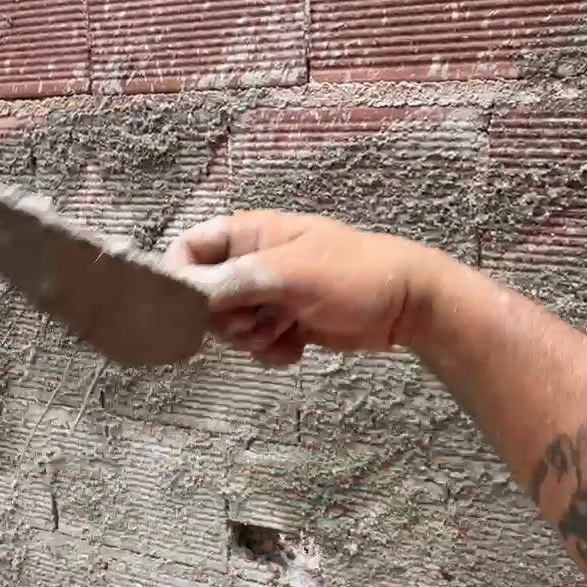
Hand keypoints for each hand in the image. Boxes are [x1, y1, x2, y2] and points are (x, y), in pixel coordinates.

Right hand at [164, 211, 444, 366]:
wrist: (404, 305)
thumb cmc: (352, 274)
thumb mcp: (291, 272)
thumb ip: (235, 280)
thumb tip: (188, 295)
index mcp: (250, 235)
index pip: (190, 249)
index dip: (182, 277)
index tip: (192, 306)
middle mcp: (254, 263)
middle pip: (205, 297)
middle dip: (227, 318)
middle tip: (256, 319)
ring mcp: (270, 296)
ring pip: (232, 328)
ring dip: (254, 338)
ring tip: (285, 328)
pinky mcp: (286, 324)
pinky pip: (258, 346)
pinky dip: (273, 351)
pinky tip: (297, 346)